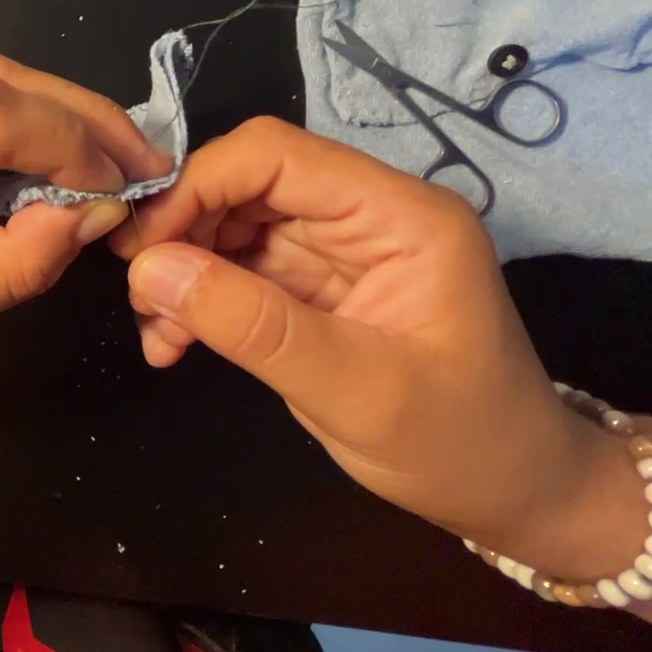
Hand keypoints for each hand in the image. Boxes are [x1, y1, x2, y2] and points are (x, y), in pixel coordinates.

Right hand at [109, 117, 634, 572]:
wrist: (511, 496)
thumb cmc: (458, 443)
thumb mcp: (353, 390)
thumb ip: (249, 324)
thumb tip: (146, 268)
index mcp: (394, 214)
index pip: (272, 155)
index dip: (196, 186)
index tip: (143, 246)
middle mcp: (356, 214)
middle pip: (236, 184)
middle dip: (177, 234)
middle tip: (140, 294)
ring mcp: (326, 247)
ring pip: (218, 225)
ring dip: (175, 273)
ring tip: (157, 332)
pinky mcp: (300, 281)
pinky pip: (223, 268)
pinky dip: (188, 301)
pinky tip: (170, 343)